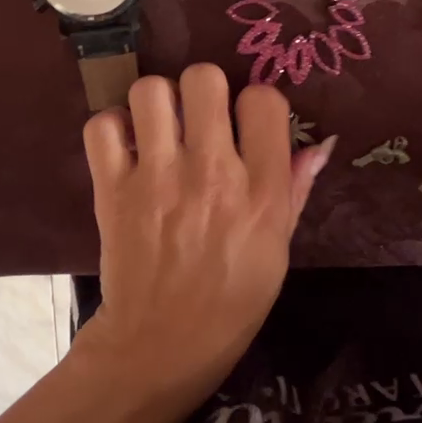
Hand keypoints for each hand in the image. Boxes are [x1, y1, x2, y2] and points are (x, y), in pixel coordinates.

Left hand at [72, 64, 334, 411]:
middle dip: (203, 89)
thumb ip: (295, 190)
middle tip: (198, 118)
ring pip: (151, 90)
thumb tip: (319, 142)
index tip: (245, 122)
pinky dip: (111, 128)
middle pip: (205, 78)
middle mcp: (212, 174)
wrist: (163, 344)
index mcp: (262, 192)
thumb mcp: (279, 249)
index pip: (264, 100)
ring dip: (156, 102)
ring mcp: (157, 179)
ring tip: (159, 129)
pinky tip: (126, 148)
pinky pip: (102, 125)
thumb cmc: (233, 300)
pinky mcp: (113, 190)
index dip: (255, 102)